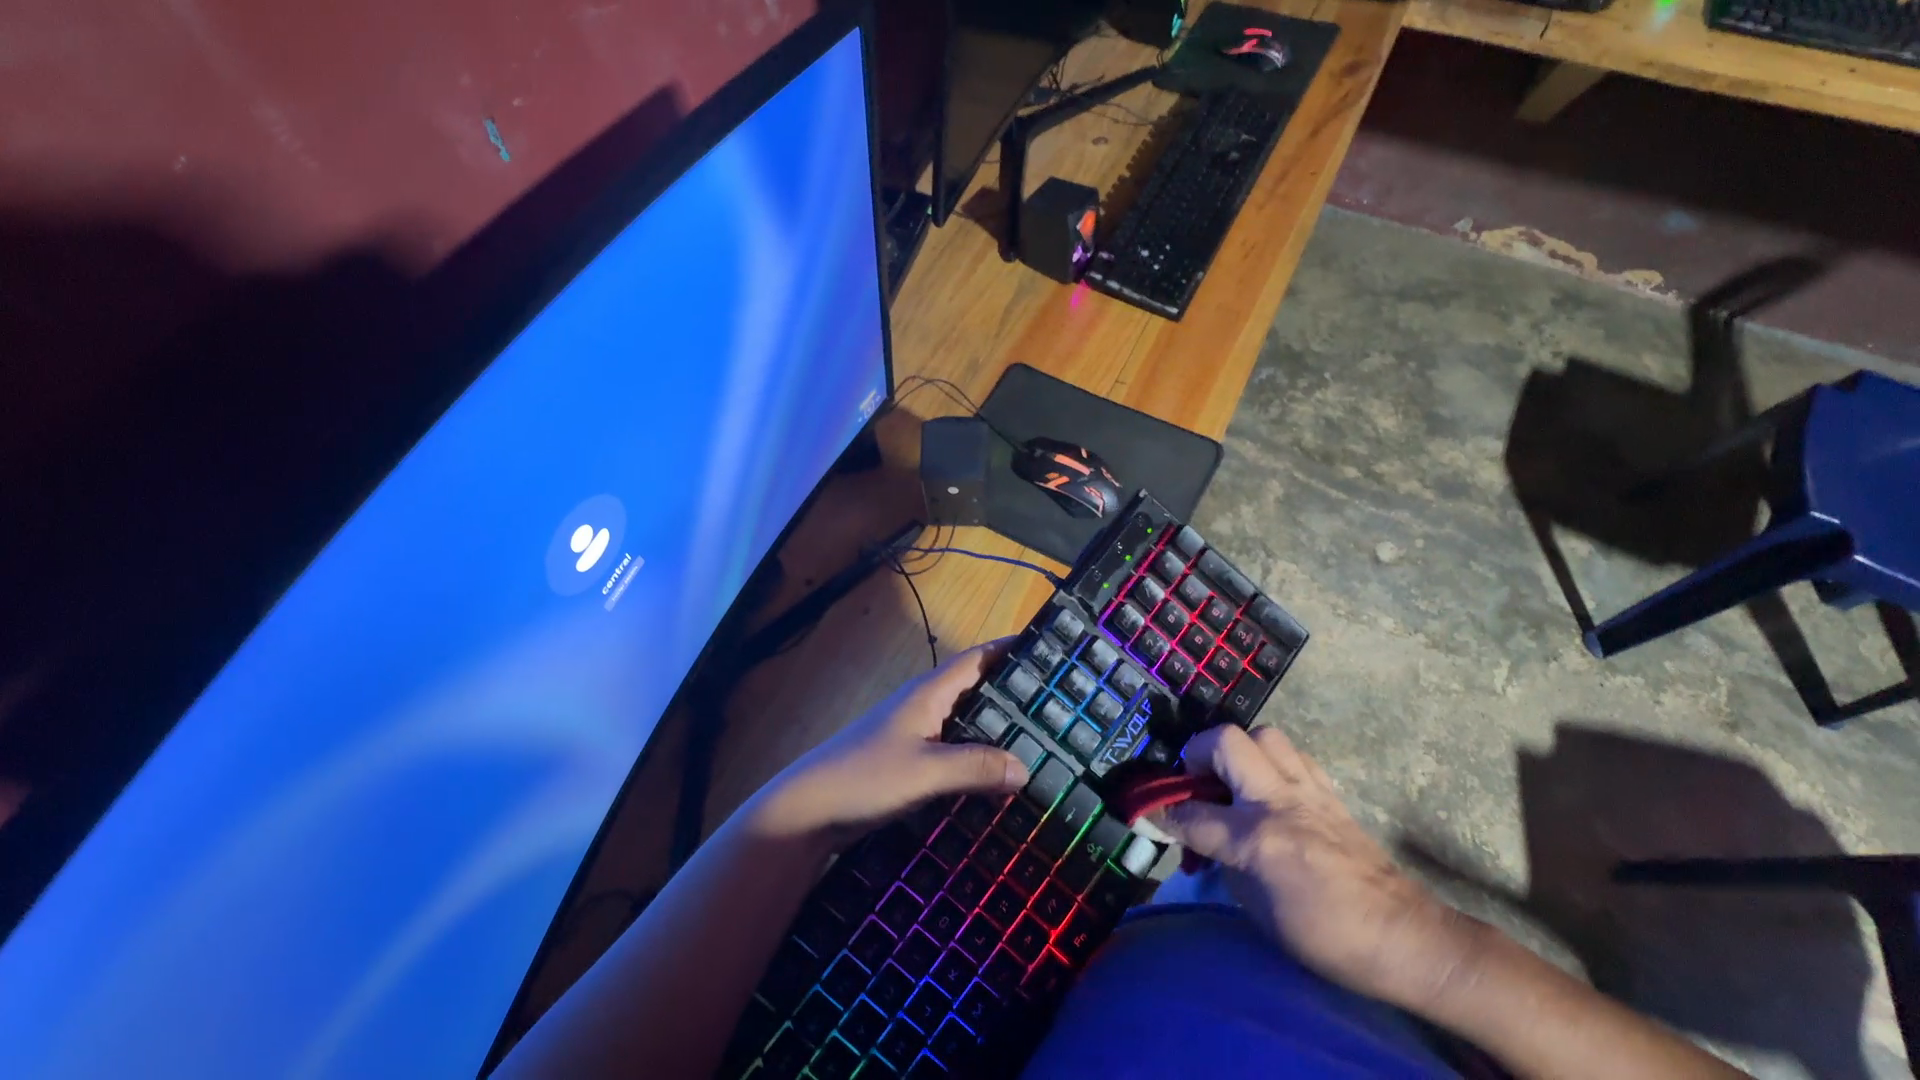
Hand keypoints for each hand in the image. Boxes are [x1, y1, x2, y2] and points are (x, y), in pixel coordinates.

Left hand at [756, 640, 1029, 845]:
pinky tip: (997, 779)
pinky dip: (978, 757)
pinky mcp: (907, 763)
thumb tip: (1026, 767)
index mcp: (927, 694)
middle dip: (1013, 692)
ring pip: (966, 723)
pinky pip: (954, 751)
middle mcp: (923, 707)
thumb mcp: (926, 771)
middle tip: (1059, 703)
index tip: (1048, 648)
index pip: (976, 659)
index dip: (1010, 650)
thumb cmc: (865, 778)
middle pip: (975, 689)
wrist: (807, 812)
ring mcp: (913, 735)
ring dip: (997, 728)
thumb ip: (976, 766)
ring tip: (1040, 741)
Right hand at [1152, 725, 1483, 1011]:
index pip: (1192, 815)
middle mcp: (1280, 802)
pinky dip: (1273, 764)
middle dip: (1198, 753)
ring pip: (1265, 736)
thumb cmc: (1325, 937)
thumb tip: (1202, 841)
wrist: (1404, 938)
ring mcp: (1309, 792)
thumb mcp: (1258, 910)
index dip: (1163, 816)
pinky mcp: (1331, 793)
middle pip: (1226, 741)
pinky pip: (1295, 757)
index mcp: (1257, 839)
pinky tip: (1270, 792)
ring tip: (1233, 781)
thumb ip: (1224, 862)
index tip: (1147, 814)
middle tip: (1194, 780)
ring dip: (1239, 751)